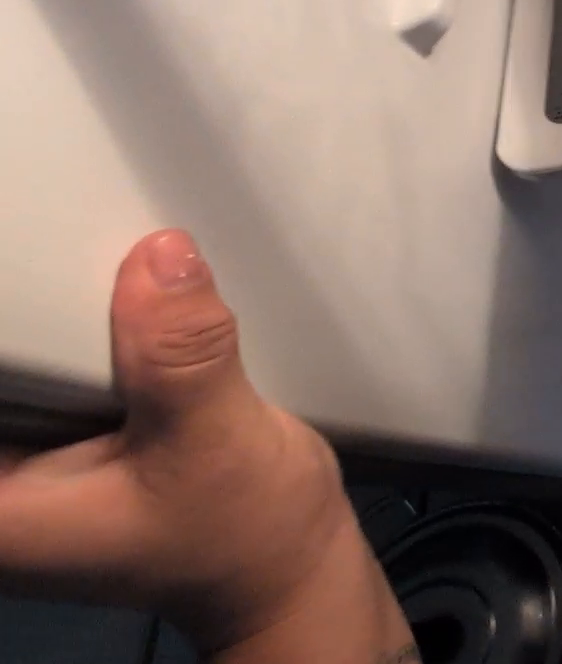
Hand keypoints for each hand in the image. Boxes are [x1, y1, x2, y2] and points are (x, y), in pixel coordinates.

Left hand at [0, 230, 402, 658]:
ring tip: (133, 262)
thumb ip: (182, 355)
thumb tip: (161, 252)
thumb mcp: (213, 439)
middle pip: (8, 365)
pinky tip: (155, 305)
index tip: (38, 242)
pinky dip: (119, 332)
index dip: (14, 315)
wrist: (293, 559)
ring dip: (87, 315)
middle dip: (49, 307)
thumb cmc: (243, 526)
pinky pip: (83, 366)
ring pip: (42, 361)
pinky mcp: (86, 435)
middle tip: (107, 245)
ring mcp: (36, 455)